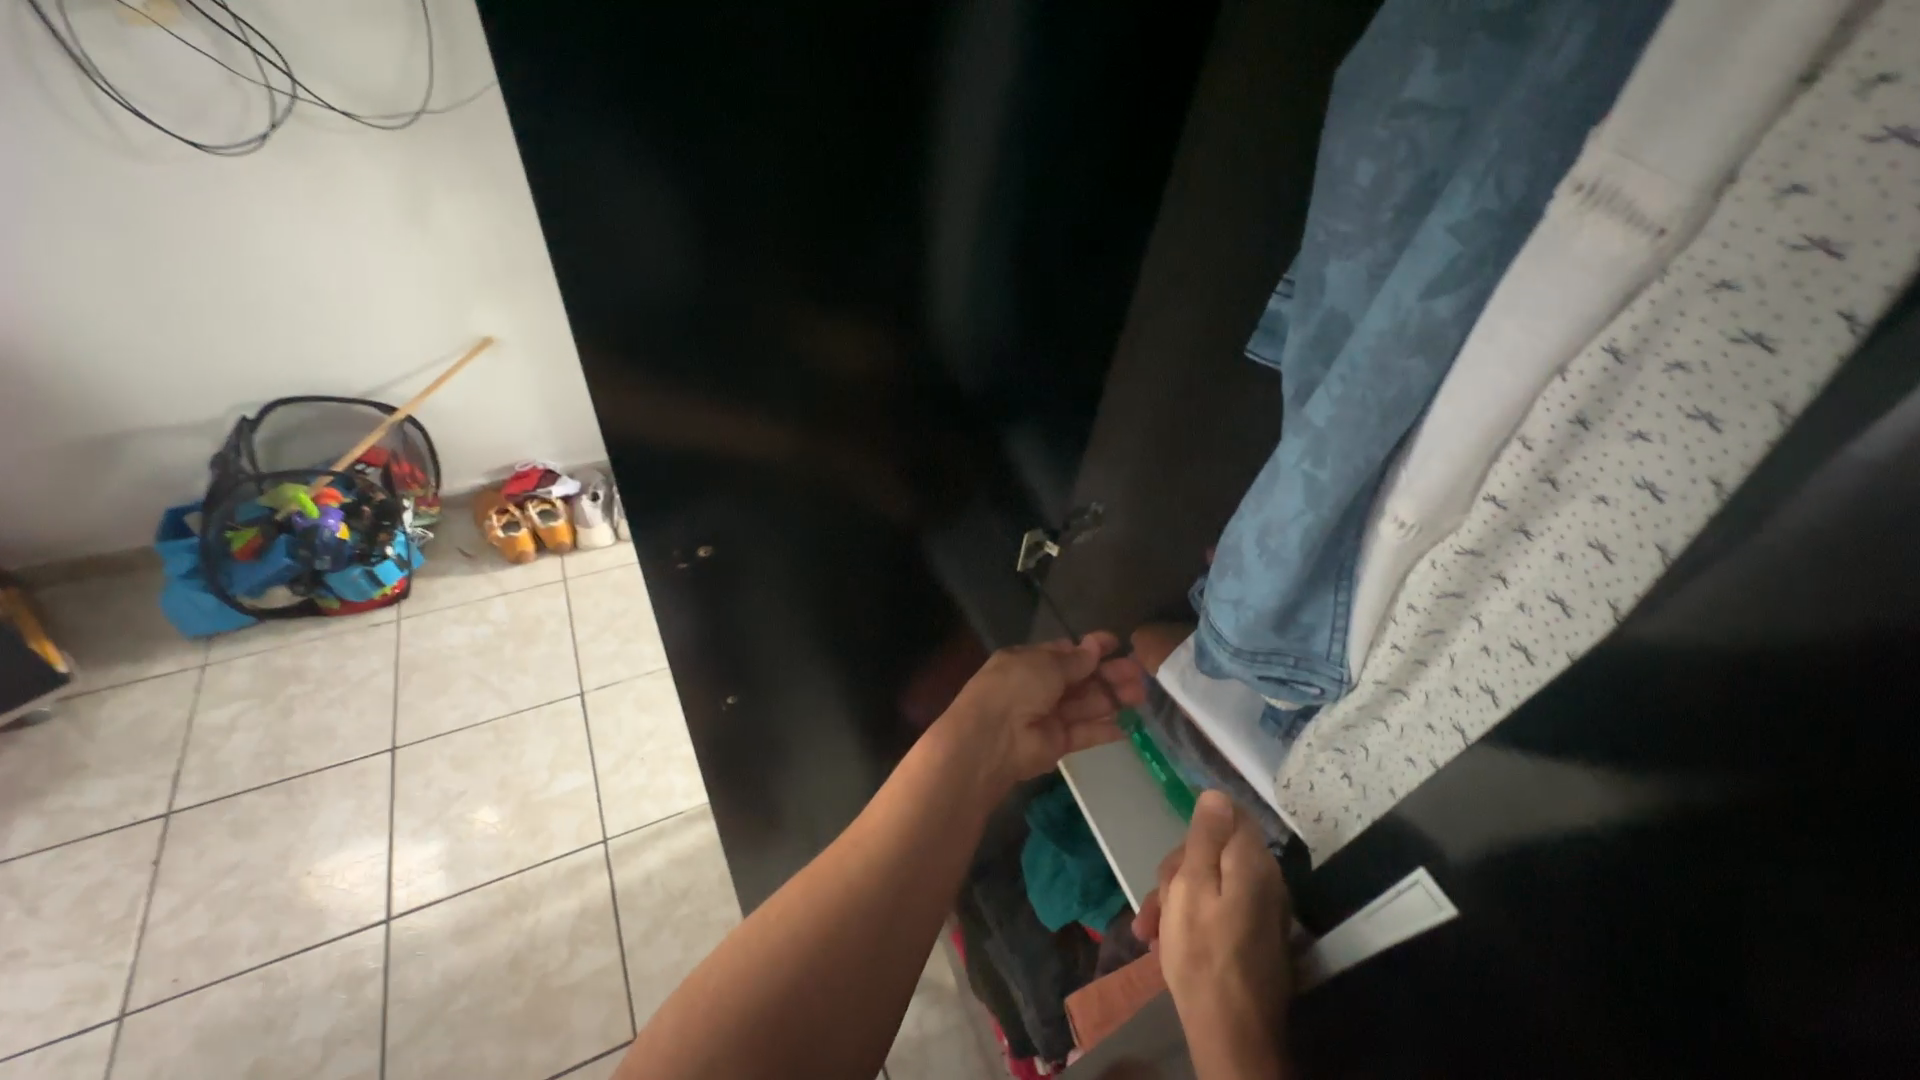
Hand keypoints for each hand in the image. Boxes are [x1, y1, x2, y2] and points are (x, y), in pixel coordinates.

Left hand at [936, 633, 1146, 794]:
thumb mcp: (1044, 664)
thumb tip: (1094, 646)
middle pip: (1080, 679)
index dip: (1090, 648)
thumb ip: (1073, 660)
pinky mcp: (1057, 744)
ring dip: (1113, 699)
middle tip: (1139, 673)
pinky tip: (1130, 724)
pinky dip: (1105, 729)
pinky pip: (1085, 733)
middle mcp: (1038, 687)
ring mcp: (1048, 717)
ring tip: (1142, 695)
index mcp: (1028, 662)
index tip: (1117, 643)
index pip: (1064, 652)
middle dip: (1109, 675)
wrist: (992, 738)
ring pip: (1086, 705)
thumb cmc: (1015, 688)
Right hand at [1133, 791, 1290, 1077]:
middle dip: (1177, 872)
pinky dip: (1192, 919)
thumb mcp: (1190, 887)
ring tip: (1151, 931)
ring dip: (1176, 900)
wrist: (1233, 1032)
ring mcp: (1263, 908)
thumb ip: (1204, 838)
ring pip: (1211, 882)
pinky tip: (1167, 942)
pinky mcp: (1256, 934)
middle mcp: (1266, 878)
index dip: (1195, 828)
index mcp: (1251, 860)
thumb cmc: (1202, 954)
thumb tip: (1216, 794)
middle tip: (1156, 904)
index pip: (1230, 814)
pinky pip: (1219, 909)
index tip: (1172, 860)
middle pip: (1214, 850)